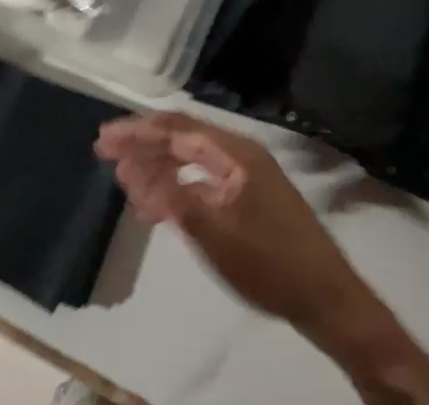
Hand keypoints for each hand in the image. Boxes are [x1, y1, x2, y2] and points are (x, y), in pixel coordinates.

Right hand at [96, 113, 428, 404]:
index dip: (137, 132)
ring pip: (192, 160)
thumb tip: (140, 173)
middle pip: (183, 139)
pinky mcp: (250, 197)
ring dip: (158, 168)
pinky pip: (204, 180)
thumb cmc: (269, 263)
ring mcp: (248, 176)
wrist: (325, 298)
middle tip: (107, 157)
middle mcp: (241, 155)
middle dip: (144, 146)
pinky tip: (157, 206)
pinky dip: (177, 188)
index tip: (103, 138)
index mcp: (236, 153)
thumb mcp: (214, 233)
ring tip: (126, 183)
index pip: (177, 130)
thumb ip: (175, 198)